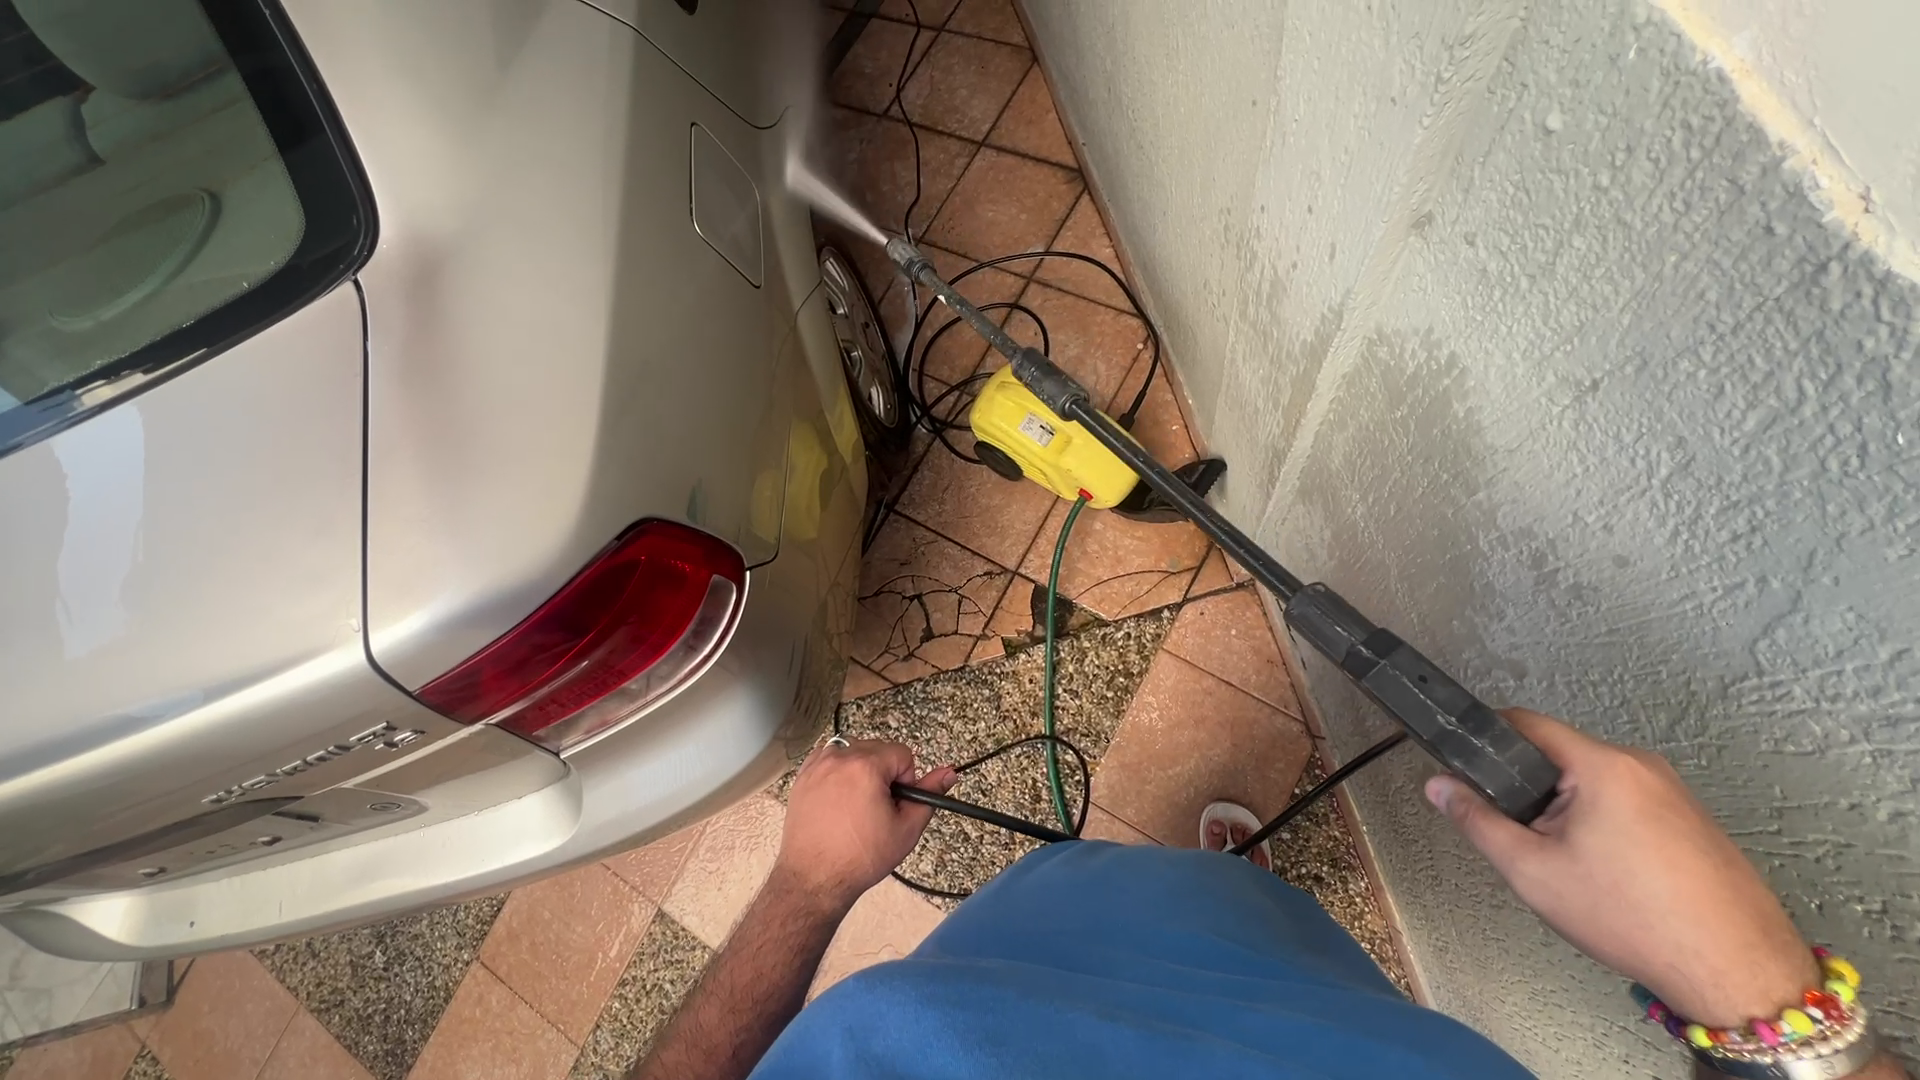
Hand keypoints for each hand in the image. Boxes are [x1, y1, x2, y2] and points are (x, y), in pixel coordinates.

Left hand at [773, 739, 956, 911]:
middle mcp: (840, 758)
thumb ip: (929, 795)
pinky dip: (839, 771)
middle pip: (877, 749)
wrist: (814, 879)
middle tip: (877, 808)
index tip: (895, 802)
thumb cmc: (859, 857)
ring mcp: (818, 765)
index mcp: (866, 766)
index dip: (905, 779)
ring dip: (861, 769)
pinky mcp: (803, 775)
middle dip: (883, 773)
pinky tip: (839, 799)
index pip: (902, 753)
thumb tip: (948, 773)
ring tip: (857, 805)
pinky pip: (830, 758)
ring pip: (854, 751)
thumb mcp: (905, 829)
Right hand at [1426, 709, 1818, 1028]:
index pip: (1525, 721)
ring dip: (1568, 808)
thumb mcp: (1531, 869)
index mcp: (1603, 766)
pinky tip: (1607, 871)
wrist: (1740, 975)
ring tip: (1568, 860)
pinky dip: (1604, 825)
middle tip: (1522, 832)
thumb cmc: (1638, 920)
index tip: (1468, 763)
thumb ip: (1476, 819)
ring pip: (1593, 782)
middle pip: (1559, 754)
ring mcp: (1676, 793)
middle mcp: (1643, 767)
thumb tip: (1440, 787)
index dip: (1485, 738)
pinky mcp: (1694, 821)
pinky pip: (1628, 803)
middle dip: (1530, 787)